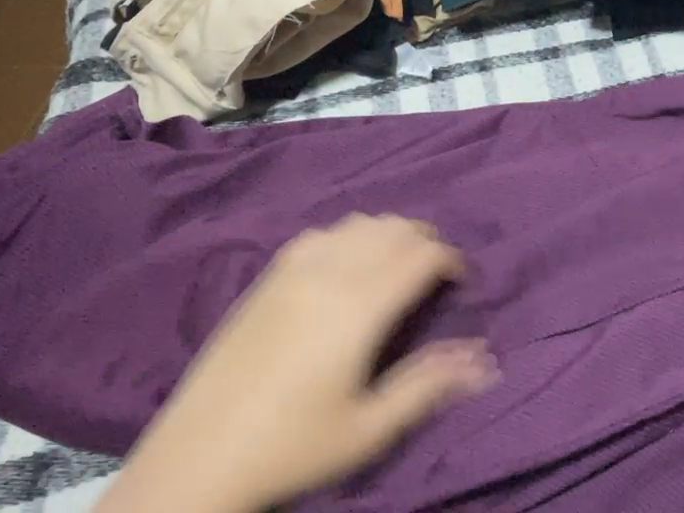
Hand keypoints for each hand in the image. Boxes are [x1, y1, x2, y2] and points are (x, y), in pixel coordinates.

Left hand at [100, 215, 497, 512]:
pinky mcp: (267, 279)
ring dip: (387, 234)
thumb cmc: (292, 448)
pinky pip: (319, 233)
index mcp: (359, 309)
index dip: (450, 260)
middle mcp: (329, 275)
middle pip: (393, 229)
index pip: (421, 256)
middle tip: (435, 273)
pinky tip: (346, 265)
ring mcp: (293, 272)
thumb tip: (486, 362)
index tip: (461, 282)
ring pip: (357, 224)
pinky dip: (348, 236)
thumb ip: (428, 386)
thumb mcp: (368, 429)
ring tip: (396, 265)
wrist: (197, 460)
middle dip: (424, 240)